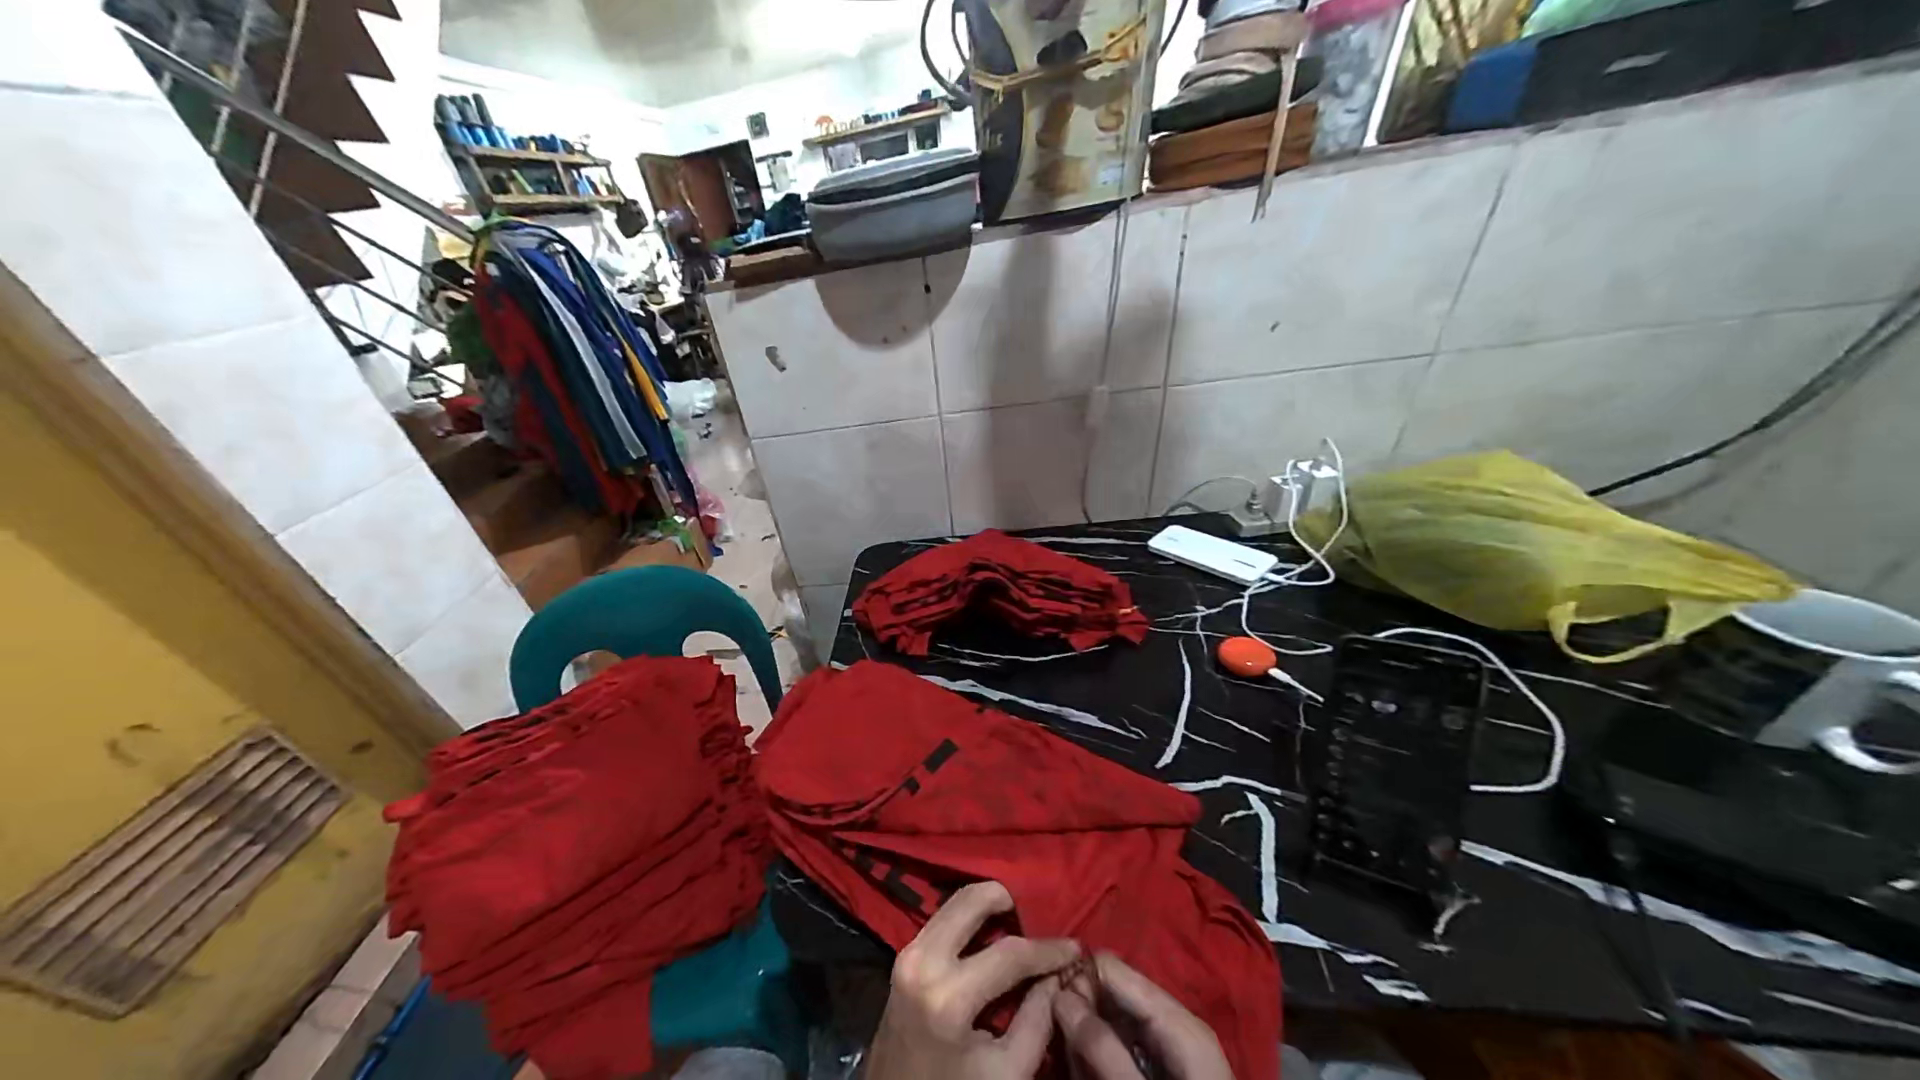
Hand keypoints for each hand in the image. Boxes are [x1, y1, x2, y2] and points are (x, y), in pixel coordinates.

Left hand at [865, 881, 1079, 1079]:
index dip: (1049, 949)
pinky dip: (973, 916)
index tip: (1076, 946)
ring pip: (956, 900)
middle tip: (1041, 917)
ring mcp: (908, 952)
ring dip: (992, 905)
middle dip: (1013, 899)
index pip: (1010, 953)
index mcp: (948, 996)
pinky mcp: (905, 954)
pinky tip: (996, 931)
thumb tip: (1061, 975)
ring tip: (1023, 924)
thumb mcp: (1007, 1073)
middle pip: (973, 899)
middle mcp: (923, 960)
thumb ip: (1038, 1019)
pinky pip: (944, 916)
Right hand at [1054, 952, 1234, 1079]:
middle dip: (1081, 1011)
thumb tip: (1061, 997)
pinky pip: (1125, 1046)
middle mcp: (1175, 1024)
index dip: (1078, 980)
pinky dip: (1102, 1057)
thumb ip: (1102, 1049)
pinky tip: (1089, 1073)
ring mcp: (1173, 1049)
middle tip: (1057, 1040)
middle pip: (1113, 993)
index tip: (1048, 1003)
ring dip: (1088, 1038)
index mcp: (1177, 1021)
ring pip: (1115, 1021)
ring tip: (1073, 1063)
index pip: (1113, 968)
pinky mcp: (1167, 1071)